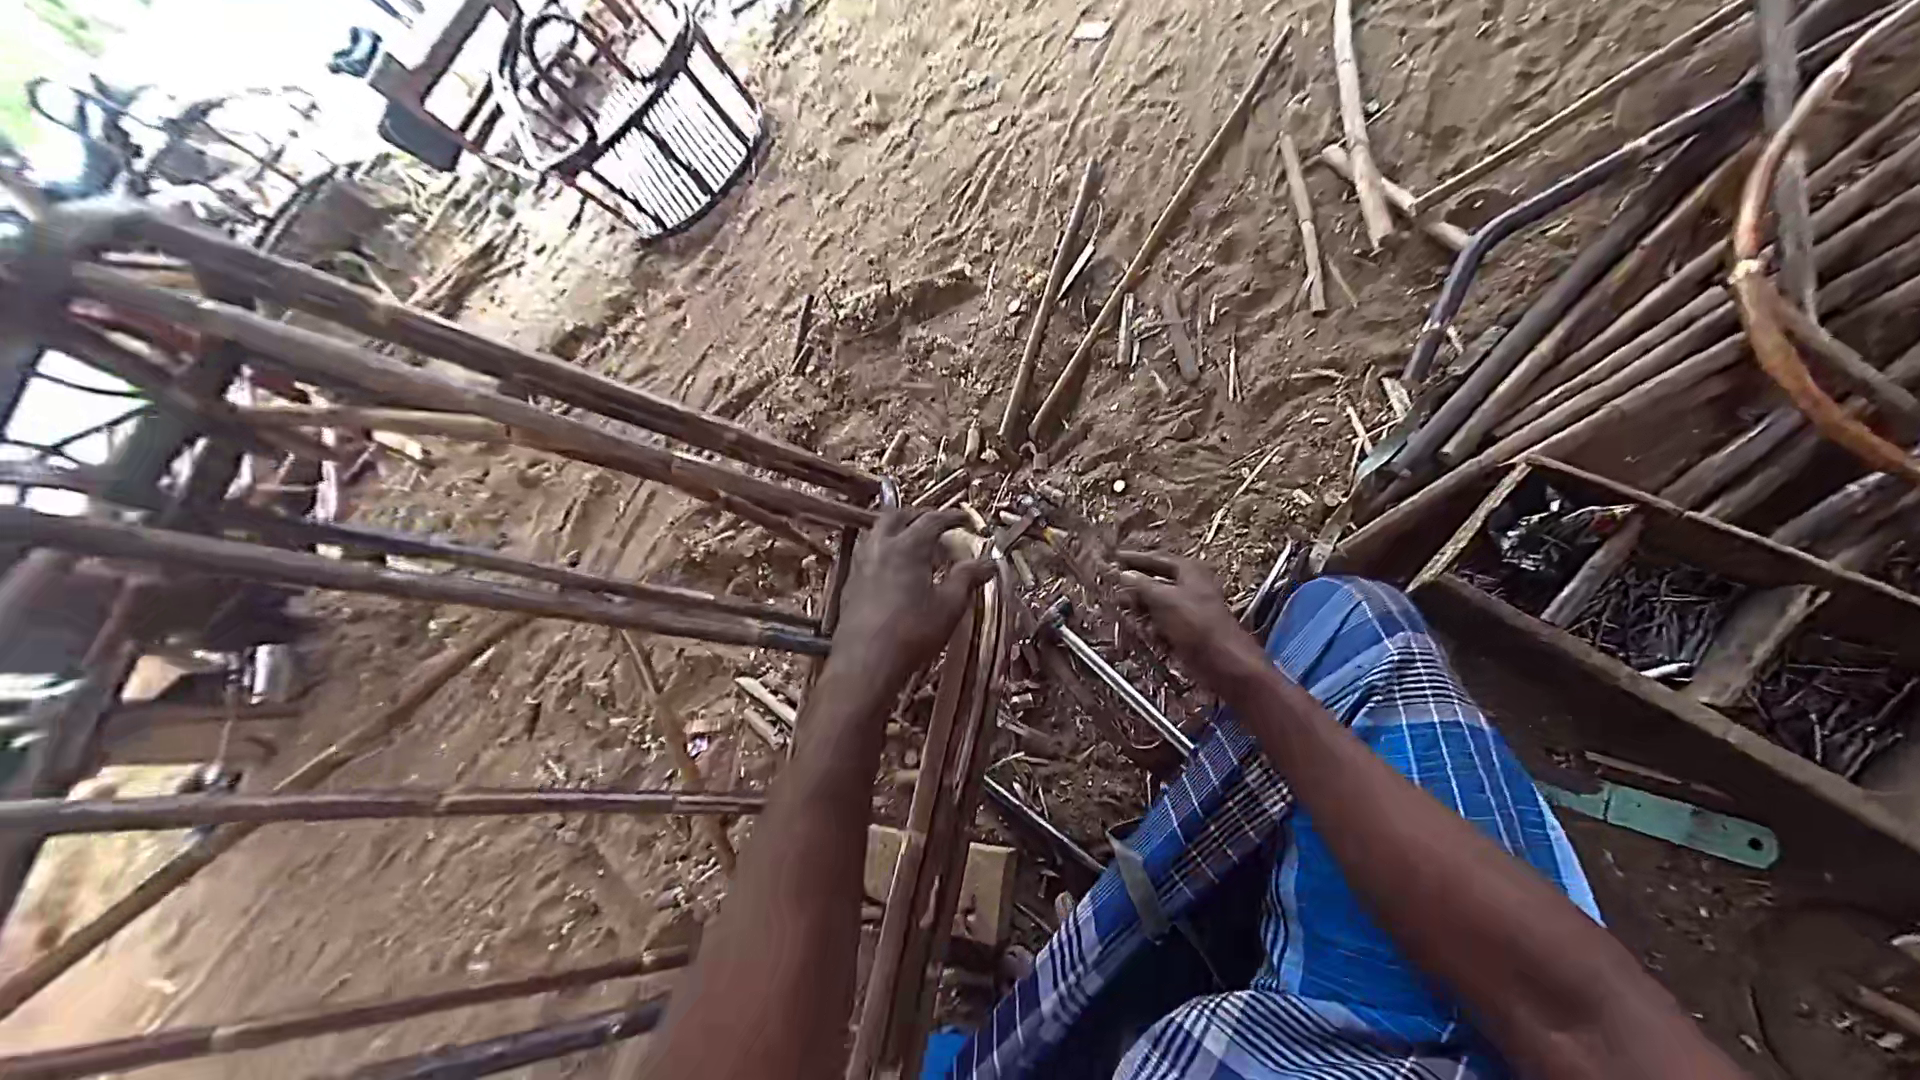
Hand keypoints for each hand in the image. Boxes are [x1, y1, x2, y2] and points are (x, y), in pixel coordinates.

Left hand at [831, 509, 992, 685]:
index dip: (952, 516)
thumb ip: (967, 578)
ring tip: (916, 545)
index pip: (932, 519)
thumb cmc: (910, 634)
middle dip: (920, 516)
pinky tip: (895, 570)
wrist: (865, 662)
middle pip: (898, 516)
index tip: (965, 519)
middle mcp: (880, 548)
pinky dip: (885, 549)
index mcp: (908, 547)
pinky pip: (868, 552)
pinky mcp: (851, 583)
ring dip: (898, 530)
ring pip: (878, 532)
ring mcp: (861, 564)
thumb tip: (988, 564)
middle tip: (938, 525)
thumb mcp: (949, 605)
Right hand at [1118, 551, 1269, 689]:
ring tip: (1125, 610)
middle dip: (1135, 587)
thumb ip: (1141, 585)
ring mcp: (1188, 609)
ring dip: (1141, 608)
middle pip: (1155, 581)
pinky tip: (1145, 631)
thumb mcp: (1164, 599)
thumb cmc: (1196, 624)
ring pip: (1156, 603)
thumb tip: (1124, 574)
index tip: (1115, 557)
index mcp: (1188, 571)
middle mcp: (1189, 586)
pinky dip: (1151, 625)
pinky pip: (1162, 622)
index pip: (1156, 559)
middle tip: (1116, 589)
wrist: (1223, 662)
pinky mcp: (1186, 629)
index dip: (1134, 558)